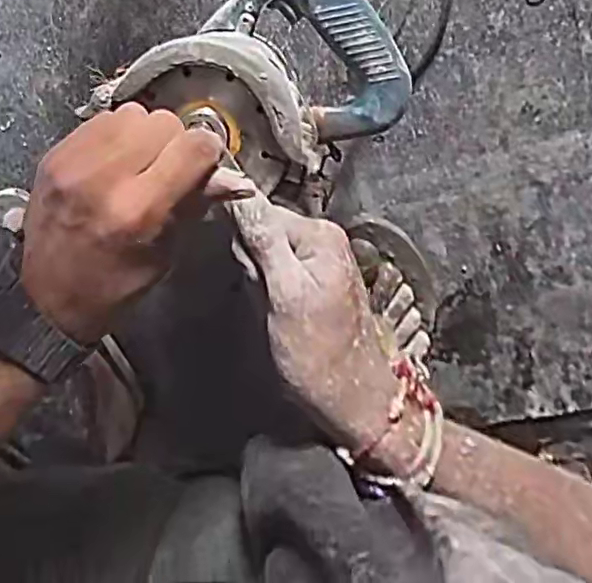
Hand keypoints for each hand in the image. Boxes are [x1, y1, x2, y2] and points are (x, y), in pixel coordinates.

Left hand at [19, 103, 226, 342]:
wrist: (44, 296)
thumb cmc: (112, 286)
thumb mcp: (165, 254)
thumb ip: (195, 204)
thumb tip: (230, 176)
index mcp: (138, 210)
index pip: (193, 147)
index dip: (207, 151)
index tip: (204, 162)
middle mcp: (105, 178)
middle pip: (164, 122)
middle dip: (174, 142)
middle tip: (166, 168)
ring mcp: (75, 162)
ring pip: (133, 113)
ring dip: (143, 133)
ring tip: (137, 162)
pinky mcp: (56, 153)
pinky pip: (102, 119)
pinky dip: (115, 133)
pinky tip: (112, 159)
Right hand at [221, 176, 409, 466]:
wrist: (354, 401)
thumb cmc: (321, 355)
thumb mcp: (284, 293)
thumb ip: (262, 238)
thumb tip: (237, 190)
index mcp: (320, 233)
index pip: (258, 210)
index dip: (243, 240)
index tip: (248, 271)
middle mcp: (323, 238)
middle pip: (260, 229)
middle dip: (251, 261)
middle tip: (266, 296)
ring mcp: (320, 258)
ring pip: (263, 251)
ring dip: (258, 277)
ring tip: (275, 308)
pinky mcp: (313, 278)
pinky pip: (274, 269)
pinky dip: (268, 288)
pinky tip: (280, 311)